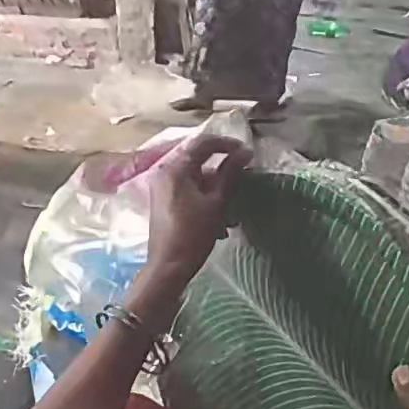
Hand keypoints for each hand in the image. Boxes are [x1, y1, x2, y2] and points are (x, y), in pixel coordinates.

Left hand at [144, 134, 250, 293]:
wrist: (169, 266)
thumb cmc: (193, 234)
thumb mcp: (216, 202)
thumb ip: (229, 174)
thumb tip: (245, 153)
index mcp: (175, 168)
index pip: (203, 143)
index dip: (227, 144)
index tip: (247, 153)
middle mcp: (164, 171)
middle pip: (198, 159)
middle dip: (222, 168)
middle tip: (242, 176)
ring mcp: (161, 186)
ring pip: (195, 176)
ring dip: (216, 186)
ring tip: (231, 204)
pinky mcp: (163, 200)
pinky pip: (187, 189)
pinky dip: (204, 196)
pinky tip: (219, 216)